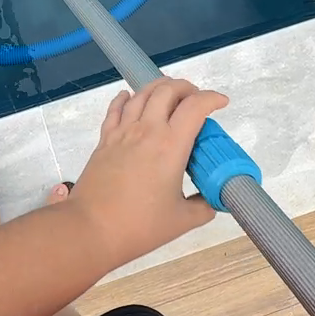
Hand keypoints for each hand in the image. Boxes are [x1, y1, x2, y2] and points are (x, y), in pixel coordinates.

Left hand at [68, 78, 226, 268]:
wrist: (92, 227)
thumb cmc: (139, 225)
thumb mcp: (182, 220)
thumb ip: (203, 207)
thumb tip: (212, 200)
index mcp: (170, 146)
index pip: (195, 107)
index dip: (212, 98)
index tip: (222, 103)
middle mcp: (146, 130)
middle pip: (167, 90)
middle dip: (186, 88)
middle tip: (196, 99)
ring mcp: (122, 132)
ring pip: (141, 94)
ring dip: (159, 87)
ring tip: (170, 94)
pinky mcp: (104, 139)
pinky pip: (116, 108)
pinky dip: (126, 98)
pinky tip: (129, 97)